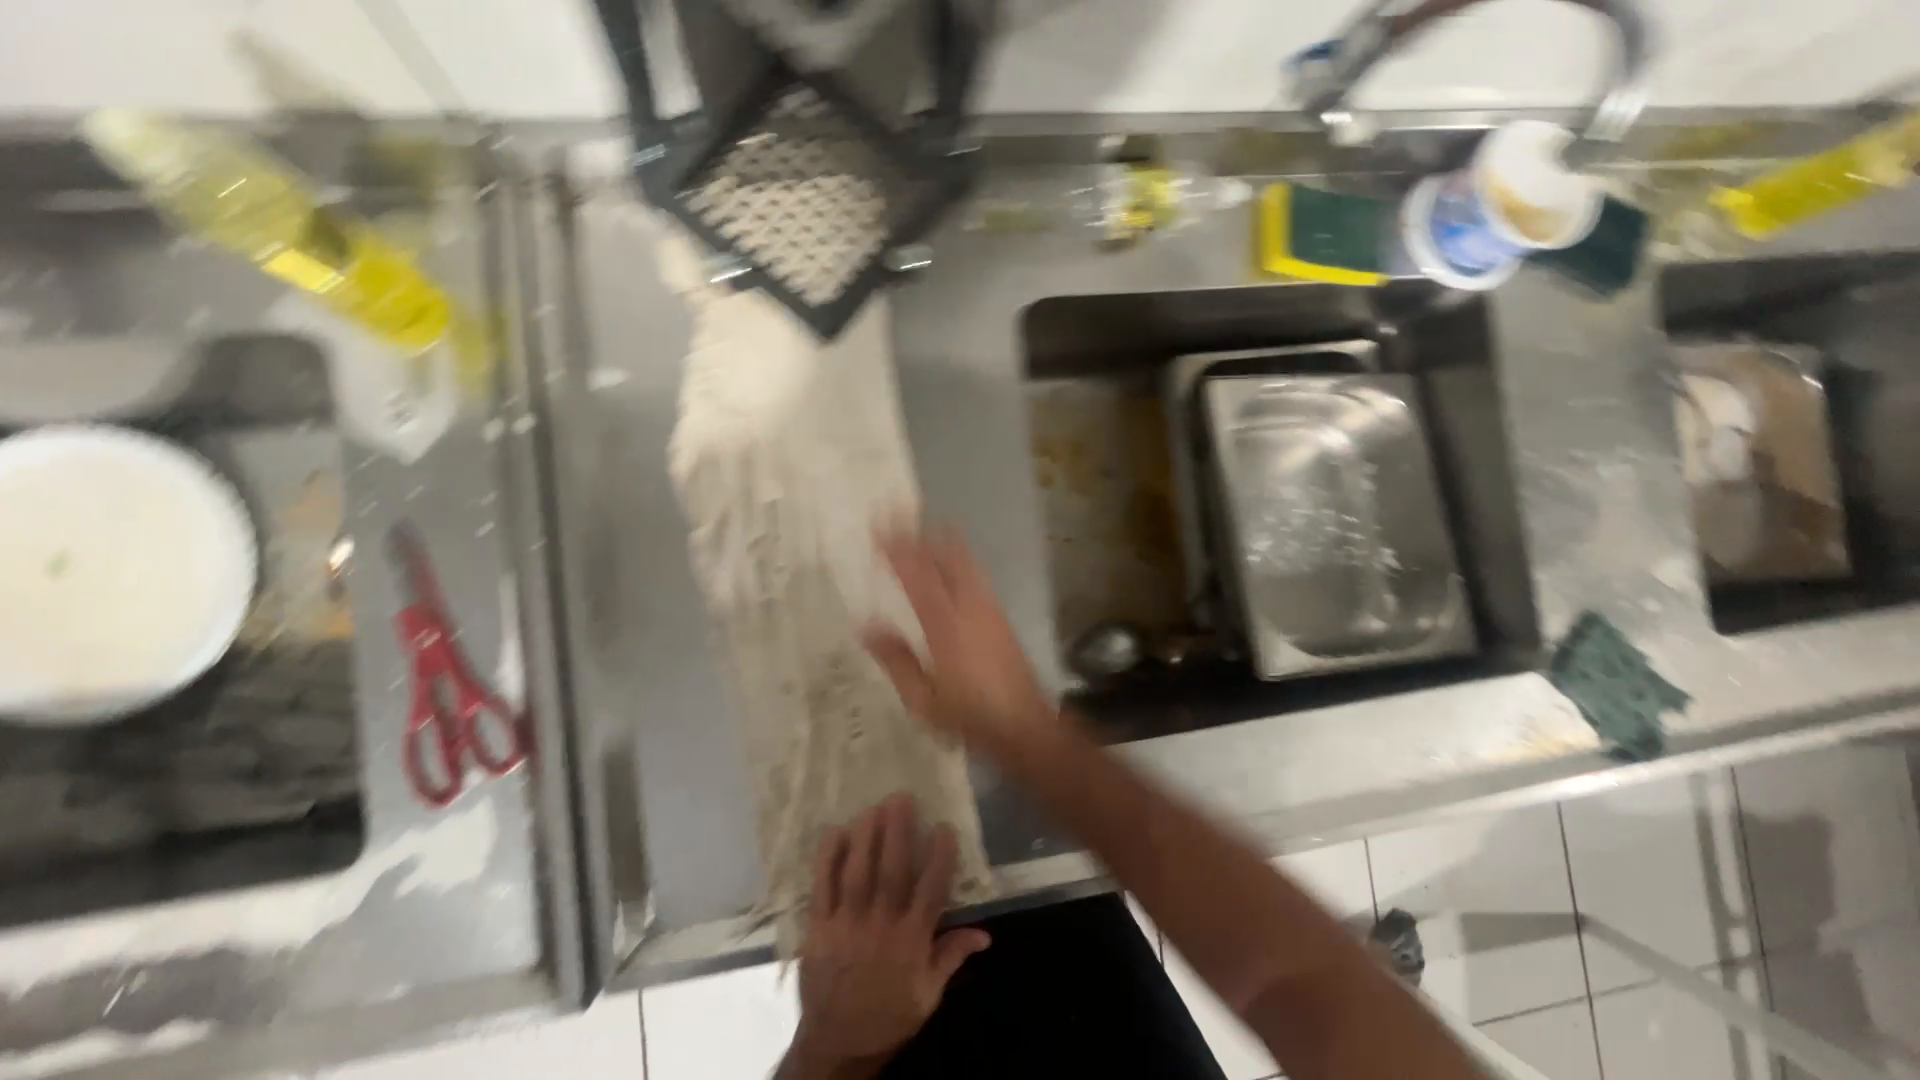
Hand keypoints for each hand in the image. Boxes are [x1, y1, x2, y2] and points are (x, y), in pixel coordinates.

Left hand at [784, 795, 990, 1079]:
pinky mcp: (818, 929)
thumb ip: (951, 956)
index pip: (930, 892)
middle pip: (891, 873)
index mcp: (911, 942)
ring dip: (865, 838)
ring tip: (872, 807)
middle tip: (901, 798)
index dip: (938, 858)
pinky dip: (827, 859)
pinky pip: (822, 888)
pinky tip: (834, 832)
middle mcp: (880, 928)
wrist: (838, 1042)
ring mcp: (846, 926)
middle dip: (897, 833)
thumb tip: (985, 934)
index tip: (943, 826)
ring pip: (856, 874)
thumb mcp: (928, 994)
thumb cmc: (890, 1015)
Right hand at [863, 524, 1062, 758]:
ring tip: (923, 530)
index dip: (898, 547)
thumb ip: (897, 660)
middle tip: (898, 518)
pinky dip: (959, 560)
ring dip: (943, 543)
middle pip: (947, 556)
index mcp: (946, 625)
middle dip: (922, 534)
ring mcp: (991, 610)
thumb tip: (868, 626)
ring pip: (966, 562)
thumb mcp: (923, 699)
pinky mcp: (1002, 618)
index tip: (879, 526)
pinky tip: (952, 565)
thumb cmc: (969, 718)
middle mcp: (971, 607)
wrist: (1026, 728)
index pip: (918, 575)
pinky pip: (977, 576)